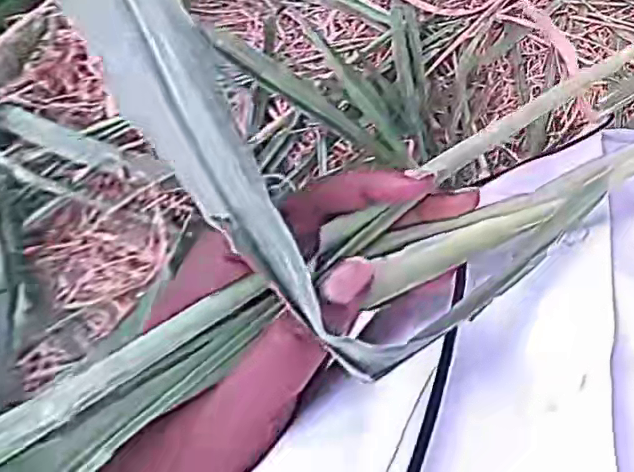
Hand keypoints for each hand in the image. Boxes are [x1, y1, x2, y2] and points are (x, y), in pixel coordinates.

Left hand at [108, 170, 477, 471]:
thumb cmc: (175, 456)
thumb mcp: (235, 403)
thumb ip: (295, 338)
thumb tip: (361, 269)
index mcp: (230, 264)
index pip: (310, 204)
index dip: (369, 189)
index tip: (416, 189)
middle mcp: (260, 265)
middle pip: (344, 219)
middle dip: (405, 210)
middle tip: (458, 204)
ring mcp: (282, 291)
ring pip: (356, 248)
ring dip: (407, 239)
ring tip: (457, 229)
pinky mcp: (300, 317)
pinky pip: (355, 285)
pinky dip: (396, 276)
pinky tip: (429, 270)